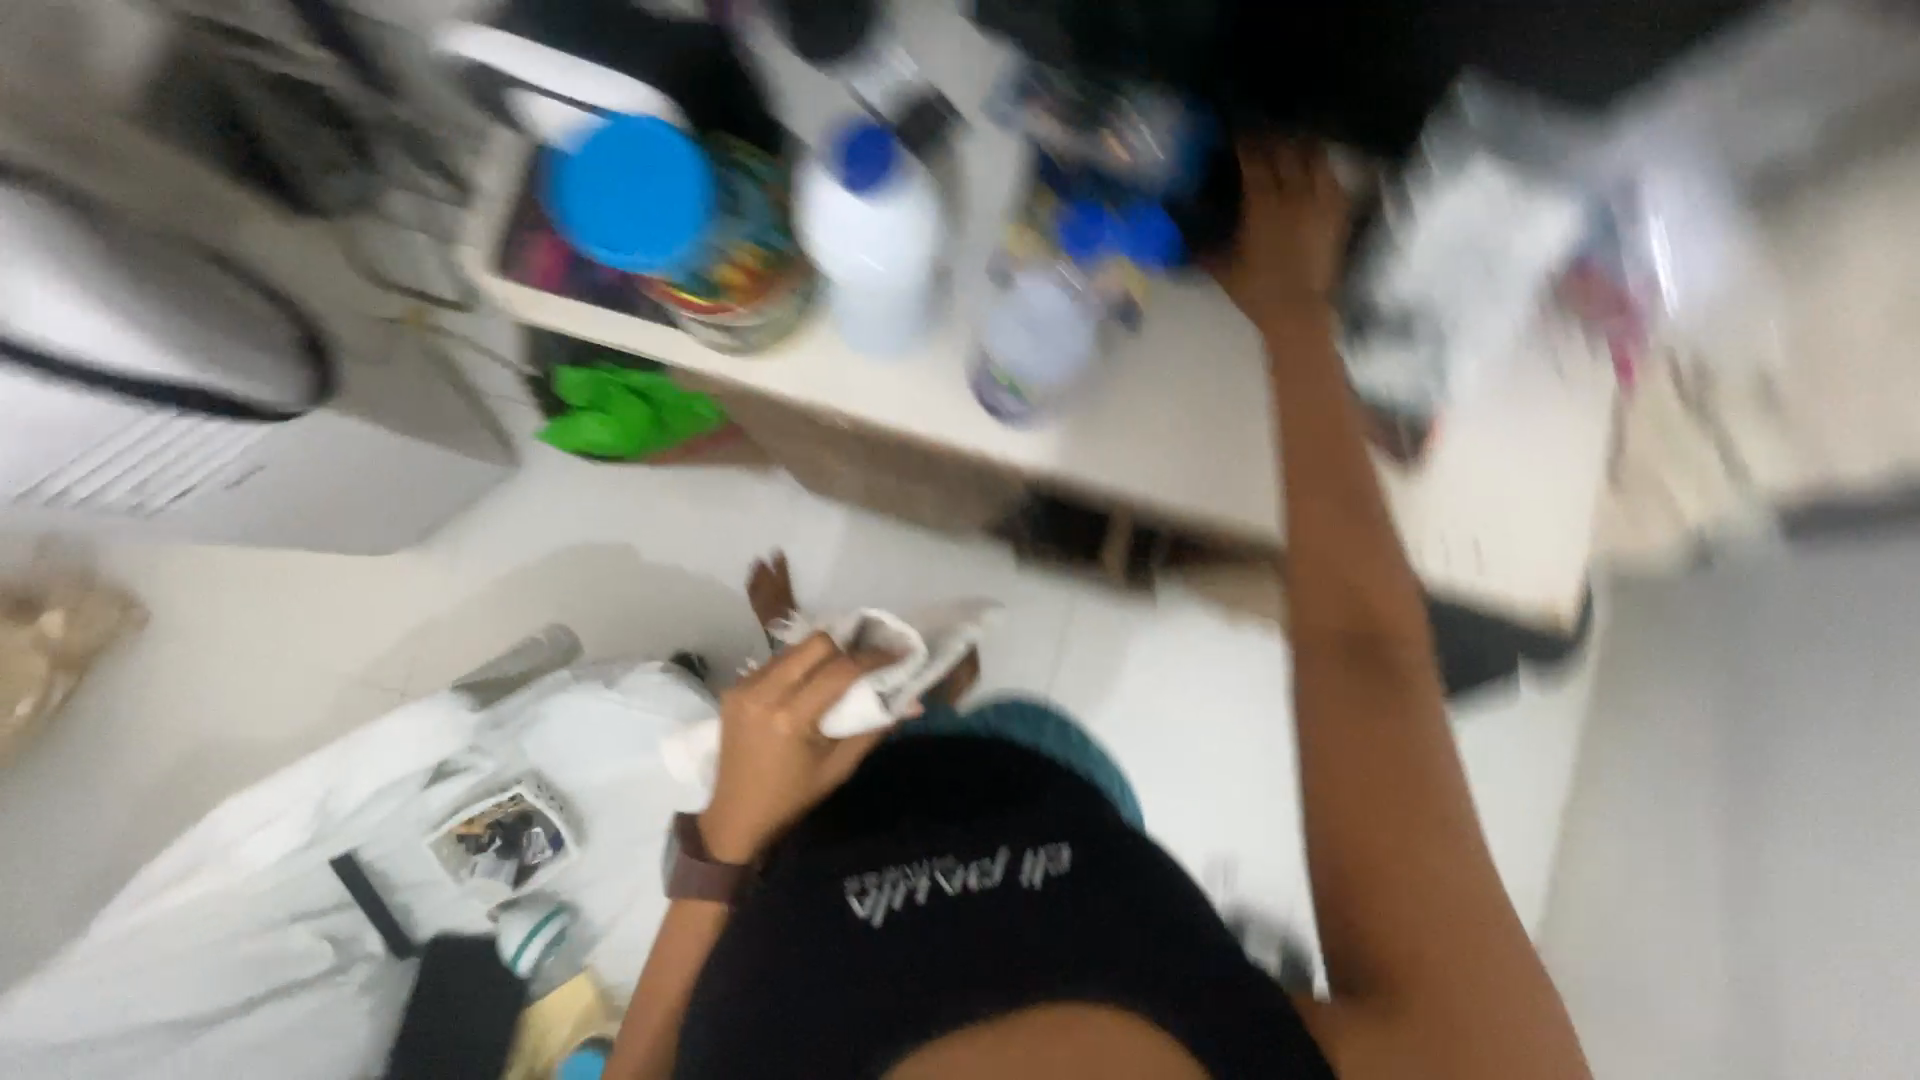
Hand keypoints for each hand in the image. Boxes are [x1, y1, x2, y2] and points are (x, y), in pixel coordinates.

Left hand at [699, 633, 895, 862]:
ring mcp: (743, 687)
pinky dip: (799, 666)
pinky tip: (809, 685)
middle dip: (848, 647)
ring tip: (842, 670)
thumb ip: (875, 728)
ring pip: (795, 648)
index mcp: (789, 718)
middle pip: (816, 643)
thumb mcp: (840, 767)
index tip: (898, 654)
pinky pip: (776, 662)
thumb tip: (913, 702)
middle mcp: (762, 693)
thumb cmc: (793, 796)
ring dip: (823, 654)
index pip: (840, 670)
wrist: (736, 815)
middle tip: (867, 661)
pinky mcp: (733, 688)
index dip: (874, 658)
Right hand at [1206, 140, 1350, 326]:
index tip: (1238, 133)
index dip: (1246, 141)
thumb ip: (1201, 244)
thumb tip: (1181, 227)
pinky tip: (1315, 170)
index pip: (1254, 158)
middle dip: (1273, 137)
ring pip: (1314, 156)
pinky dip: (1322, 168)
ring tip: (1292, 144)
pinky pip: (1333, 177)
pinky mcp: (1338, 213)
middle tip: (1263, 135)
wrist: (1297, 311)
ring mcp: (1320, 201)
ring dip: (1301, 146)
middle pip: (1286, 149)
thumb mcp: (1220, 268)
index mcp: (1261, 203)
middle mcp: (1293, 193)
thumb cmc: (1255, 291)